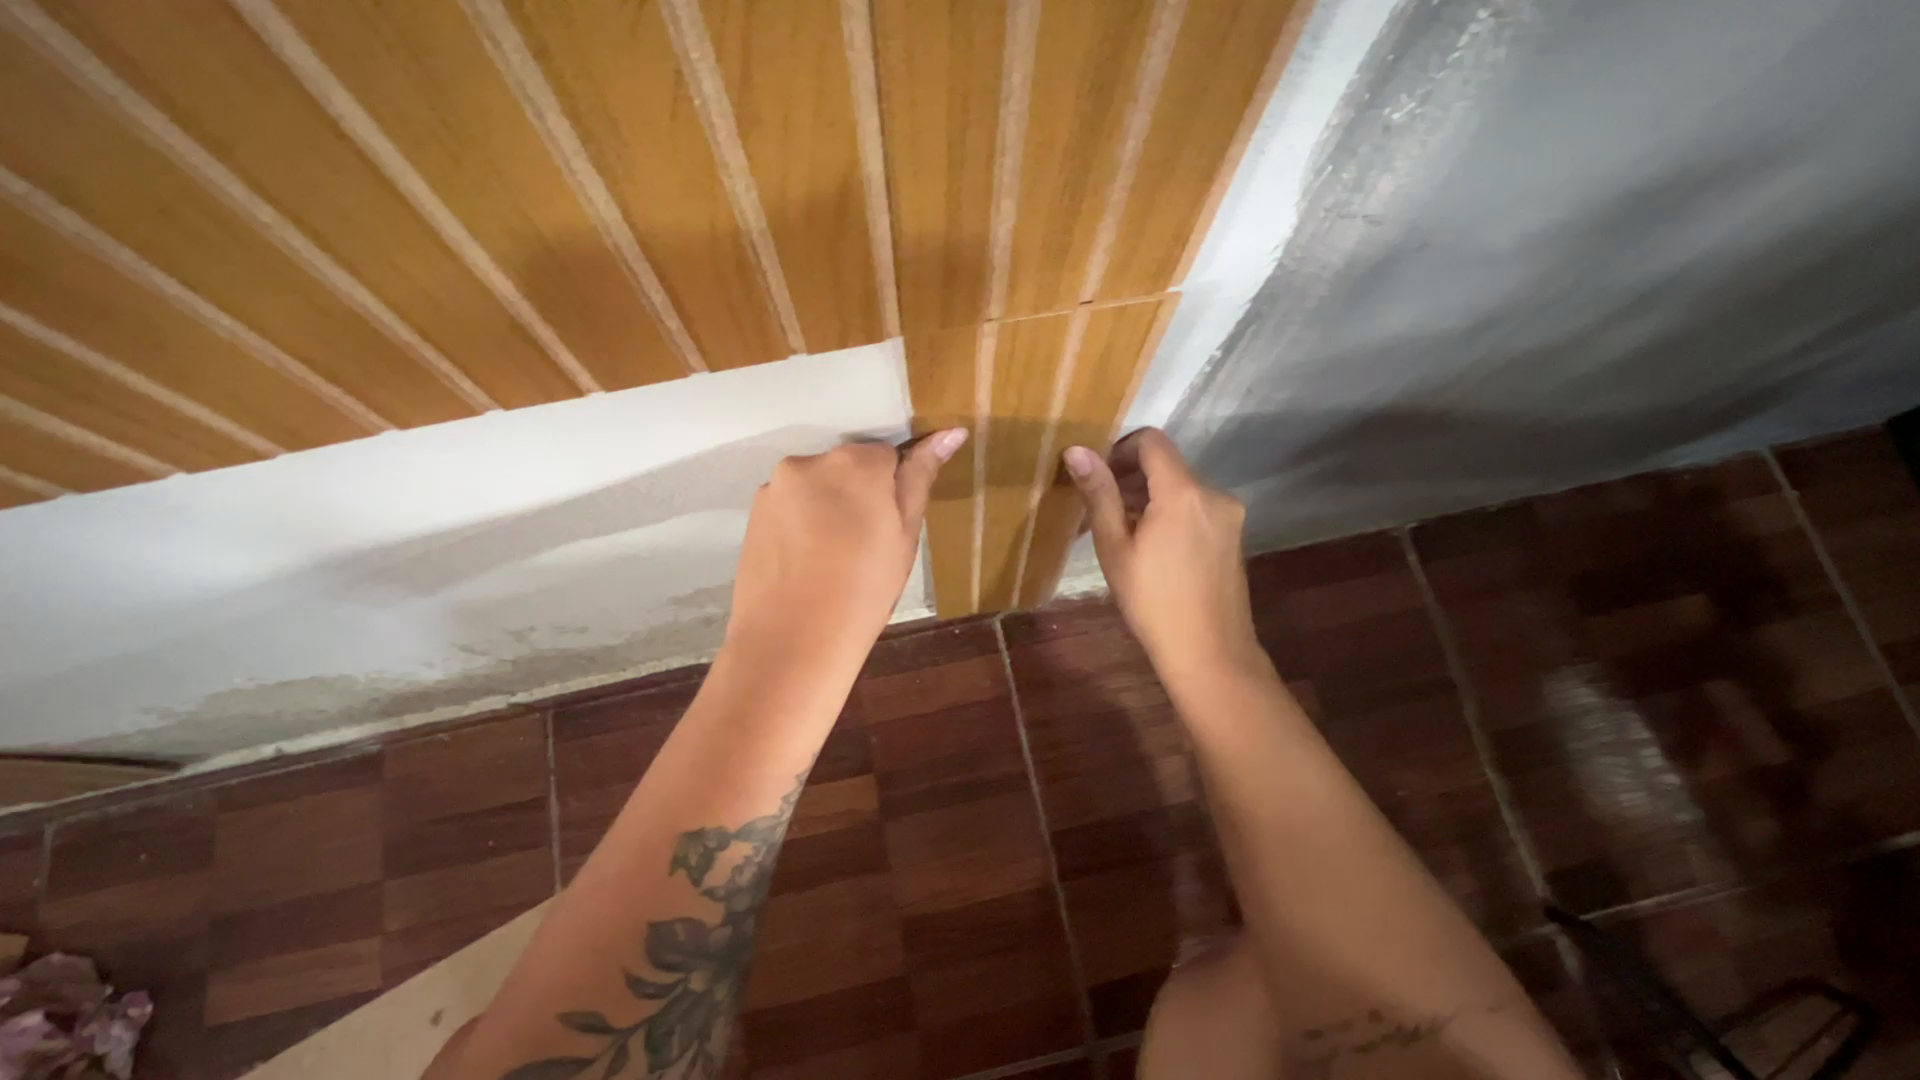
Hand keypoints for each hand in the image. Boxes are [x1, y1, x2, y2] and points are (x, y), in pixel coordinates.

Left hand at [724, 429, 967, 673]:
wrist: (792, 640)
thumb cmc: (864, 589)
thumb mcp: (905, 536)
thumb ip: (921, 478)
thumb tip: (950, 432)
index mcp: (855, 462)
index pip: (887, 456)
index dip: (893, 492)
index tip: (890, 529)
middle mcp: (809, 462)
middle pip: (847, 468)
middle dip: (858, 496)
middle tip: (865, 548)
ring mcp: (775, 488)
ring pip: (816, 488)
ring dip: (827, 509)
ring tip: (832, 561)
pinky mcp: (753, 514)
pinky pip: (790, 508)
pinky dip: (801, 527)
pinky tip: (806, 565)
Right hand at [1063, 428, 1261, 680]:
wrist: (1210, 653)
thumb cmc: (1152, 602)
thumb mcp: (1116, 548)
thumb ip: (1099, 494)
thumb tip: (1076, 450)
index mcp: (1184, 492)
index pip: (1151, 441)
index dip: (1120, 449)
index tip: (1096, 477)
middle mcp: (1213, 494)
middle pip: (1166, 465)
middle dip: (1130, 479)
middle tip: (1098, 512)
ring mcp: (1228, 515)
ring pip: (1181, 489)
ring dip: (1149, 500)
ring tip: (1120, 536)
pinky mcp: (1233, 536)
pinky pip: (1195, 510)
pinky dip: (1170, 516)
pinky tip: (1150, 550)